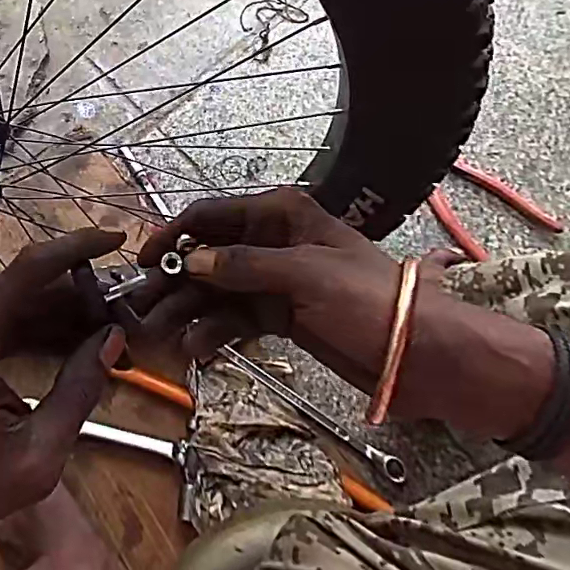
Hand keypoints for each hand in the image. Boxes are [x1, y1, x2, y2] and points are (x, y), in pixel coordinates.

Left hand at [0, 228, 128, 569]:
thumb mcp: (36, 453)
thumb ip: (79, 391)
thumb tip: (114, 338)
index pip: (32, 267)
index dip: (78, 246)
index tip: (117, 238)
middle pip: (38, 284)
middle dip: (87, 294)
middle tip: (130, 312)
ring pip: (33, 299)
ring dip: (74, 313)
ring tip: (117, 334)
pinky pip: (21, 317)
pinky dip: (55, 328)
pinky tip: (87, 346)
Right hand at [133, 189, 523, 433]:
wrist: (424, 355)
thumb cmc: (368, 299)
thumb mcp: (305, 274)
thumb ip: (244, 266)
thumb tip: (190, 259)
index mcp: (279, 214)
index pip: (212, 215)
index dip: (175, 234)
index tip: (145, 259)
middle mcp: (270, 241)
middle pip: (208, 255)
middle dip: (176, 280)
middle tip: (145, 308)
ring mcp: (274, 279)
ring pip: (218, 290)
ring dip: (190, 310)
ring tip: (163, 336)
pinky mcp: (280, 314)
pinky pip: (237, 318)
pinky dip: (215, 331)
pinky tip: (196, 350)